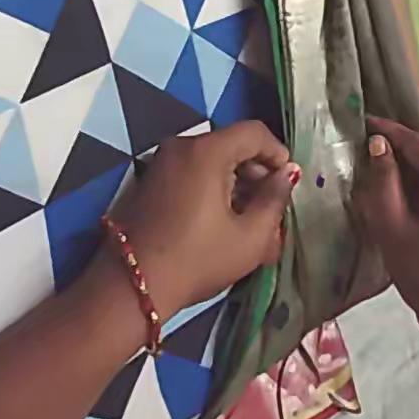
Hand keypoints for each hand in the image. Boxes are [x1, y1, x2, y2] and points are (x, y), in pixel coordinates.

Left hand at [101, 121, 297, 314]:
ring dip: (237, 184)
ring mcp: (162, 162)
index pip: (253, 132)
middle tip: (272, 208)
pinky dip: (214, 188)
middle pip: (231, 145)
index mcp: (206, 151)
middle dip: (257, 173)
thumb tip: (288, 174)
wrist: (131, 286)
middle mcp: (181, 146)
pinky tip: (224, 222)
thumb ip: (274, 200)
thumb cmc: (196, 260)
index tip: (288, 183)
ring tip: (252, 223)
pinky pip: (193, 173)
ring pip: (212, 161)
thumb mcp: (249, 237)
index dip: (277, 153)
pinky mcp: (152, 181)